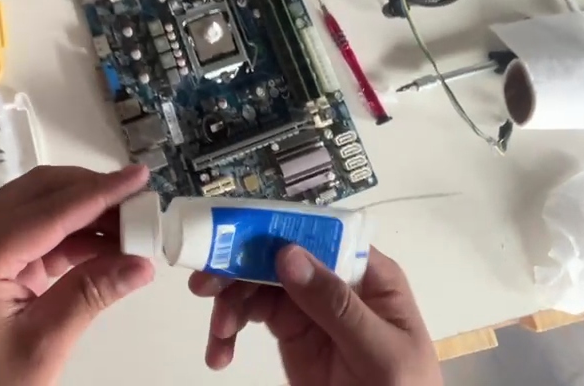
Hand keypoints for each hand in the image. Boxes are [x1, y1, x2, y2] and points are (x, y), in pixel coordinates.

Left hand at [0, 165, 154, 385]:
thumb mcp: (42, 345)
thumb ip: (90, 294)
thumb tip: (139, 263)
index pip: (52, 208)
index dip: (101, 191)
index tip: (139, 176)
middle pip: (42, 193)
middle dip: (93, 193)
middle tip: (139, 202)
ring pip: (39, 208)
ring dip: (83, 213)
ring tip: (129, 226)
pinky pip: (33, 234)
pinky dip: (69, 237)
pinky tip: (103, 248)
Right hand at [189, 245, 442, 385]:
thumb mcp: (379, 355)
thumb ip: (336, 306)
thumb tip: (286, 252)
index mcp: (367, 273)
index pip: (317, 233)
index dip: (274, 227)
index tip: (233, 234)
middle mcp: (334, 279)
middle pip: (277, 254)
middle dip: (237, 267)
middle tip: (204, 285)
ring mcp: (309, 305)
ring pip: (257, 281)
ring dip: (229, 301)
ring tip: (217, 333)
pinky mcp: (290, 332)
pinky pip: (252, 314)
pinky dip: (230, 327)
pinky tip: (220, 350)